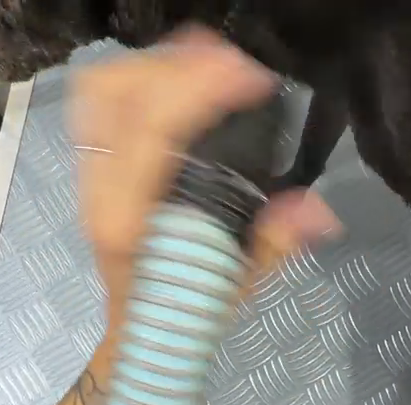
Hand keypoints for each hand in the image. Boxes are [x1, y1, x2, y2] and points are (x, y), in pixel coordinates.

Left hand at [69, 29, 338, 322]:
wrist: (138, 333)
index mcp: (132, 223)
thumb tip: (318, 209)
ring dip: (158, 66)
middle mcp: (101, 192)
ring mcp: (92, 178)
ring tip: (210, 68)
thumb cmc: (185, 315)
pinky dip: (142, 79)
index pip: (154, 131)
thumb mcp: (235, 286)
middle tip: (233, 69)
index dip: (202, 88)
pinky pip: (104, 103)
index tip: (253, 80)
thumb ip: (271, 245)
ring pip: (106, 90)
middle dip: (178, 66)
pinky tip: (182, 84)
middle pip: (120, 94)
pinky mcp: (96, 169)